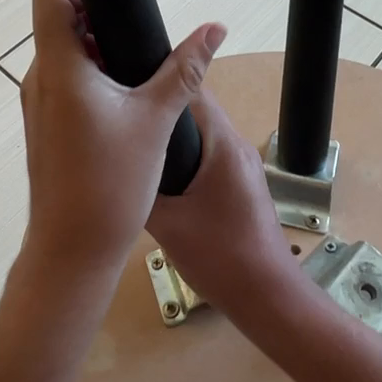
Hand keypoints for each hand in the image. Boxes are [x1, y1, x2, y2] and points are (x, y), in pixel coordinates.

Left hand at [17, 0, 224, 274]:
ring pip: (64, 57)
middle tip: (140, 46)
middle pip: (61, 25)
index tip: (117, 8)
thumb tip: (214, 28)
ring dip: (99, 56)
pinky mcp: (43, 126)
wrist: (72, 251)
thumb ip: (185, 68)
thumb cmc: (112, 181)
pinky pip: (63, 84)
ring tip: (138, 80)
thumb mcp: (158, 119)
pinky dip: (91, 81)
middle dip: (101, 25)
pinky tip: (124, 108)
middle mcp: (39, 79)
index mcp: (59, 67)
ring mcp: (36, 104)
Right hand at [145, 88, 301, 308]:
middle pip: (196, 111)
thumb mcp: (168, 224)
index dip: (158, 85)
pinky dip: (187, 157)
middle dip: (161, 112)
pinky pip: (210, 155)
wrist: (267, 296)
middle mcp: (237, 145)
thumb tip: (114, 168)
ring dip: (173, 137)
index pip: (191, 92)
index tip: (127, 92)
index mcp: (223, 144)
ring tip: (136, 148)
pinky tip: (161, 177)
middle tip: (124, 121)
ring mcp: (243, 165)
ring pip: (203, 135)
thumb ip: (142, 190)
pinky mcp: (242, 183)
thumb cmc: (220, 255)